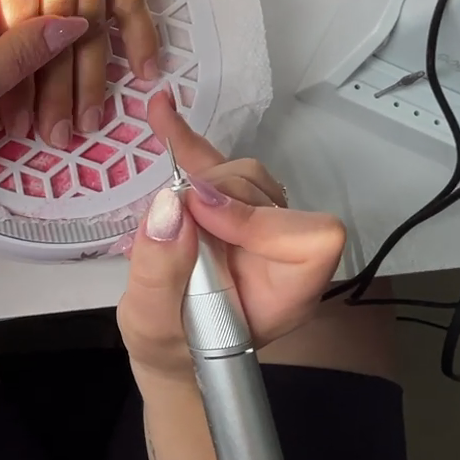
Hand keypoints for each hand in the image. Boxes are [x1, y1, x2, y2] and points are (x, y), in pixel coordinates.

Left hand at [0, 0, 156, 149]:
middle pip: (53, 48)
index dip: (9, 82)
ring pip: (94, 36)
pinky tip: (149, 71)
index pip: (9, 37)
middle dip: (54, 98)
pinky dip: (143, 36)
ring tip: (91, 124)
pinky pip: (132, 2)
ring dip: (93, 83)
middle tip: (54, 141)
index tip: (8, 121)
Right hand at [118, 93, 346, 379]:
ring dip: (197, 175)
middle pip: (265, 196)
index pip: (306, 237)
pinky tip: (161, 110)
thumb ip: (160, 272)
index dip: (256, 218)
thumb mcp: (152, 324)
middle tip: (164, 221)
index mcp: (287, 292)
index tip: (200, 220)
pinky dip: (186, 141)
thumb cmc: (169, 348)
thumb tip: (168, 205)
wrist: (169, 350)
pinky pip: (214, 165)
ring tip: (160, 195)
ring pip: (244, 176)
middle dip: (210, 197)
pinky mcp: (226, 211)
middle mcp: (282, 253)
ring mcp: (257, 228)